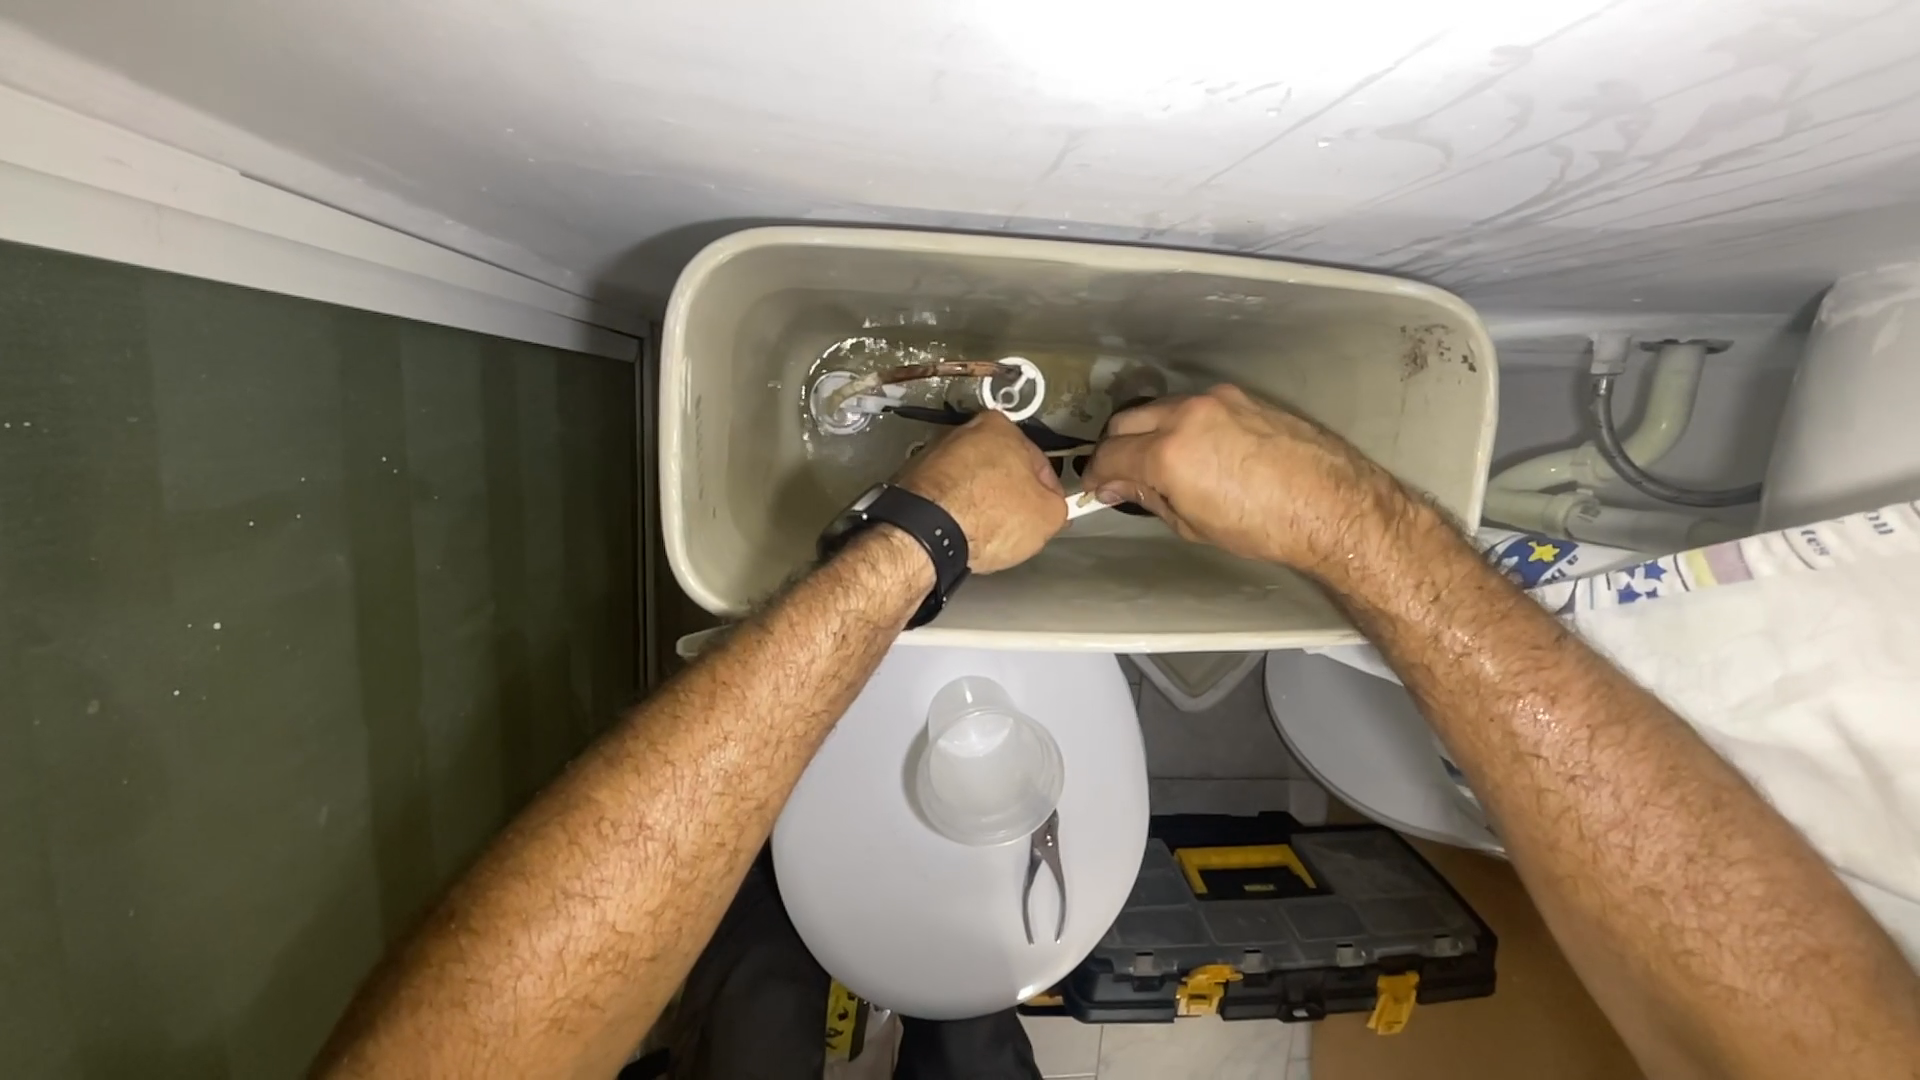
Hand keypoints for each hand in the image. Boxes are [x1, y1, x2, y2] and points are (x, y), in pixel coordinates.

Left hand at [895, 411, 1066, 573]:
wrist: (929, 534)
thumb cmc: (989, 515)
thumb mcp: (1048, 516)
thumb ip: (1057, 504)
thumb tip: (1049, 507)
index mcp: (1001, 427)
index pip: (1038, 461)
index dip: (1046, 492)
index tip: (1045, 510)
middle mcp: (964, 431)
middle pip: (999, 468)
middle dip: (1009, 494)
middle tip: (1015, 523)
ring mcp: (934, 454)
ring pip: (969, 482)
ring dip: (978, 502)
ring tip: (983, 531)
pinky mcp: (911, 479)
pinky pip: (943, 496)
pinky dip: (951, 511)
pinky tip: (958, 531)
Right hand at [1079, 385, 1413, 577]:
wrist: (1330, 505)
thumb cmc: (1262, 527)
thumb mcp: (1191, 524)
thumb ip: (1148, 497)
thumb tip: (1121, 487)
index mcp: (1168, 453)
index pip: (1108, 456)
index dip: (1095, 475)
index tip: (1096, 488)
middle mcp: (1185, 416)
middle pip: (1124, 422)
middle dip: (1115, 449)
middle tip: (1121, 476)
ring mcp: (1214, 400)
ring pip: (1157, 409)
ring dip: (1145, 433)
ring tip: (1158, 462)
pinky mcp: (1238, 397)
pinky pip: (1190, 406)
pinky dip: (1178, 424)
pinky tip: (1193, 449)